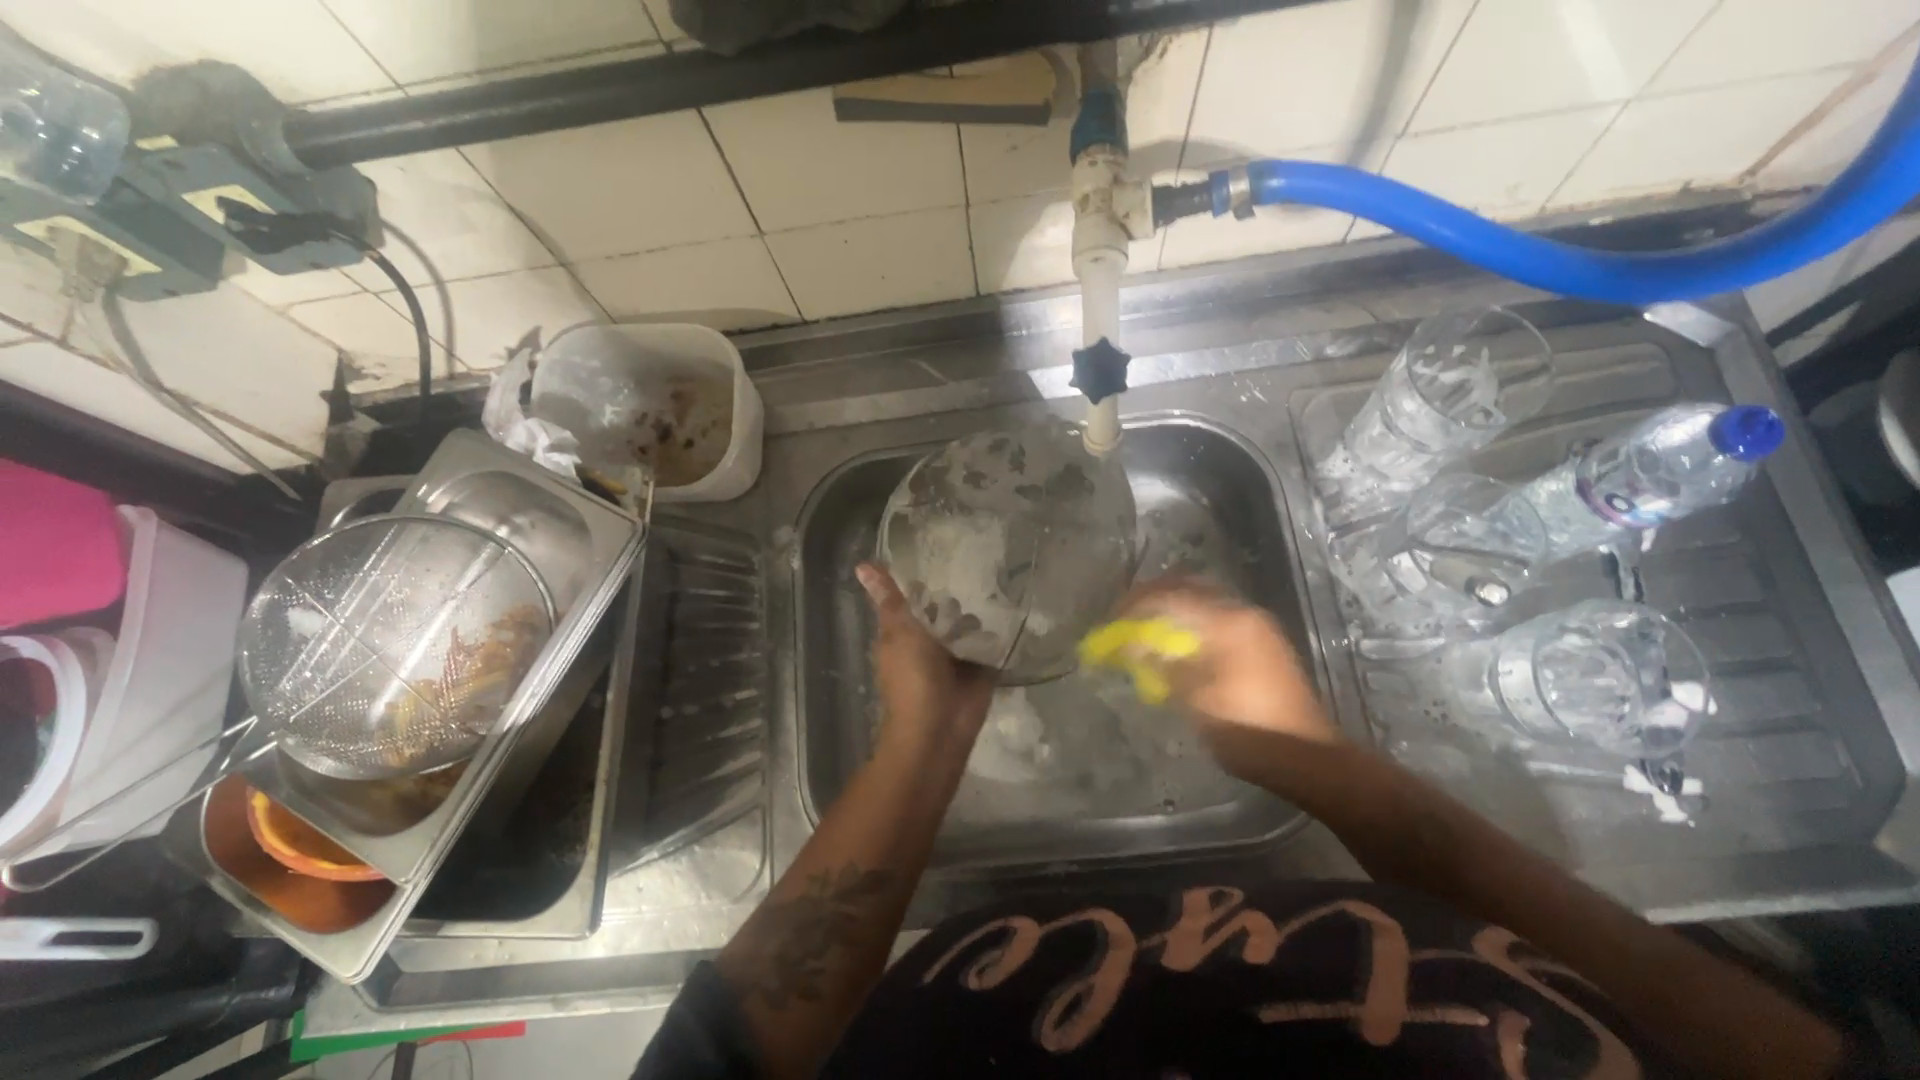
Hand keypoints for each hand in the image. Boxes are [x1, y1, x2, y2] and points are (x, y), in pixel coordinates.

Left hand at [857, 562, 994, 760]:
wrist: (938, 728)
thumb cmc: (911, 679)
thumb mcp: (899, 631)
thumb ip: (890, 598)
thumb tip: (861, 564)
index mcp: (904, 631)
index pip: (916, 597)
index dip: (924, 583)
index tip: (940, 557)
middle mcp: (929, 639)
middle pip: (947, 607)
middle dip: (954, 601)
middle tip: (965, 589)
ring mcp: (956, 653)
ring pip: (970, 622)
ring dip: (974, 620)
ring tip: (982, 613)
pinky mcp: (981, 666)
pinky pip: (990, 642)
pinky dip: (993, 636)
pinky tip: (1003, 620)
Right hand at [1115, 577, 1341, 776]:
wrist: (1306, 756)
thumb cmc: (1247, 728)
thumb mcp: (1195, 698)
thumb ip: (1162, 664)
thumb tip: (1131, 645)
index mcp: (1227, 621)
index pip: (1171, 594)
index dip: (1135, 603)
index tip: (1111, 619)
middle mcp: (1244, 614)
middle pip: (1190, 588)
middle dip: (1154, 598)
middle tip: (1127, 616)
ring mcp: (1258, 628)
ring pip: (1205, 603)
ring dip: (1174, 610)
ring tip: (1148, 631)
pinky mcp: (1264, 645)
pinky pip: (1219, 620)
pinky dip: (1193, 625)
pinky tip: (1179, 647)